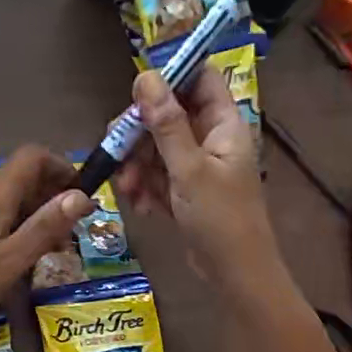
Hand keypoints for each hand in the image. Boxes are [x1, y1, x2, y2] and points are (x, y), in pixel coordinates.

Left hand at [0, 146, 93, 341]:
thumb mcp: (11, 261)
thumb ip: (46, 226)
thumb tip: (82, 195)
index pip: (32, 157)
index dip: (61, 166)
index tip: (79, 194)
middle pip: (21, 179)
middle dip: (50, 199)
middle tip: (68, 236)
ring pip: (5, 198)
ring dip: (31, 215)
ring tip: (44, 251)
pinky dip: (9, 224)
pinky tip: (10, 255)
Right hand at [114, 69, 273, 283]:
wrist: (235, 274)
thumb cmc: (220, 219)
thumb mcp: (189, 169)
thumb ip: (166, 124)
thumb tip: (146, 77)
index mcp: (223, 124)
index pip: (199, 79)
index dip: (169, 78)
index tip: (135, 94)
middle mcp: (211, 139)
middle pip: (169, 115)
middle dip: (139, 134)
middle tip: (115, 151)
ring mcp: (198, 167)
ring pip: (158, 149)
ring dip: (137, 166)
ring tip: (127, 190)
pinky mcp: (186, 193)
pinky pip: (159, 178)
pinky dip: (146, 188)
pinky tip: (138, 206)